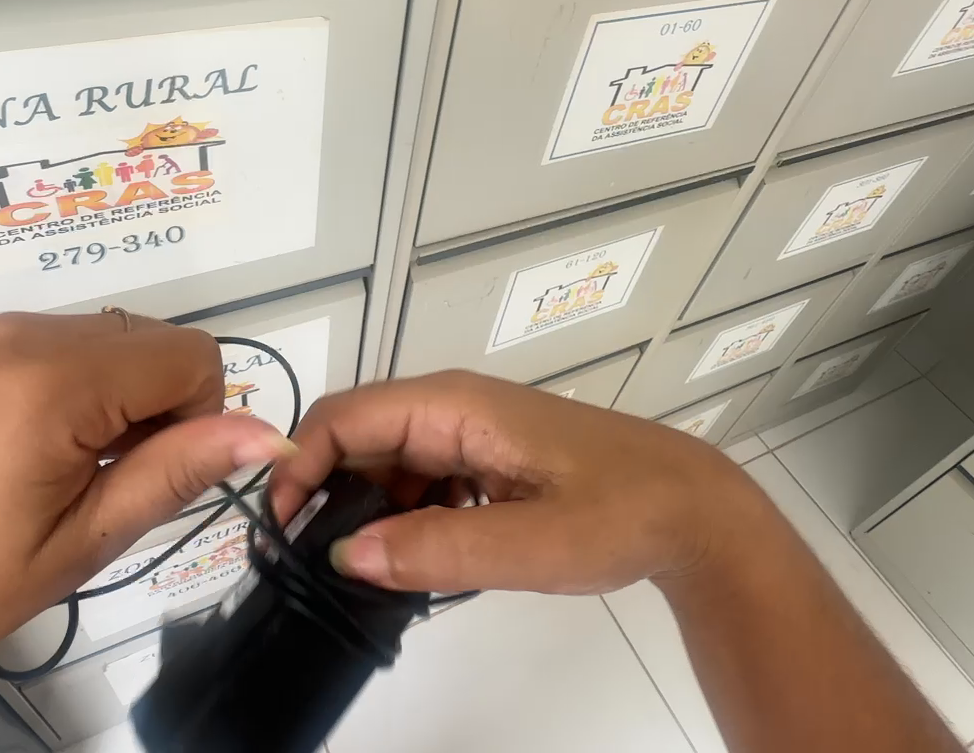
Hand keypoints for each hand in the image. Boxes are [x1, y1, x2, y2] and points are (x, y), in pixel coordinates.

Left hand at [0, 311, 292, 682]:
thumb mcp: (88, 539)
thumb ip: (181, 471)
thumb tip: (270, 432)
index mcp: (53, 380)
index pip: (190, 354)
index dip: (199, 414)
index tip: (152, 472)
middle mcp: (19, 331)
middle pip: (152, 338)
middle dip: (160, 400)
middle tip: (110, 475)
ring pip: (110, 334)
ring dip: (120, 389)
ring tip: (70, 460)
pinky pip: (60, 336)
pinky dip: (77, 377)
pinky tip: (35, 439)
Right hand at [268, 370, 757, 594]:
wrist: (690, 507)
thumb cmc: (617, 513)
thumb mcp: (529, 543)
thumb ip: (437, 549)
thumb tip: (345, 554)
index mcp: (453, 406)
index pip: (345, 417)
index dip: (300, 464)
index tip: (283, 531)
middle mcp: (452, 406)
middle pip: (360, 435)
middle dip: (328, 491)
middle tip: (318, 563)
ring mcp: (469, 428)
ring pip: (389, 458)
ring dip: (370, 507)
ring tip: (372, 569)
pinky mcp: (485, 453)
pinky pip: (423, 475)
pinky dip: (407, 513)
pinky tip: (421, 555)